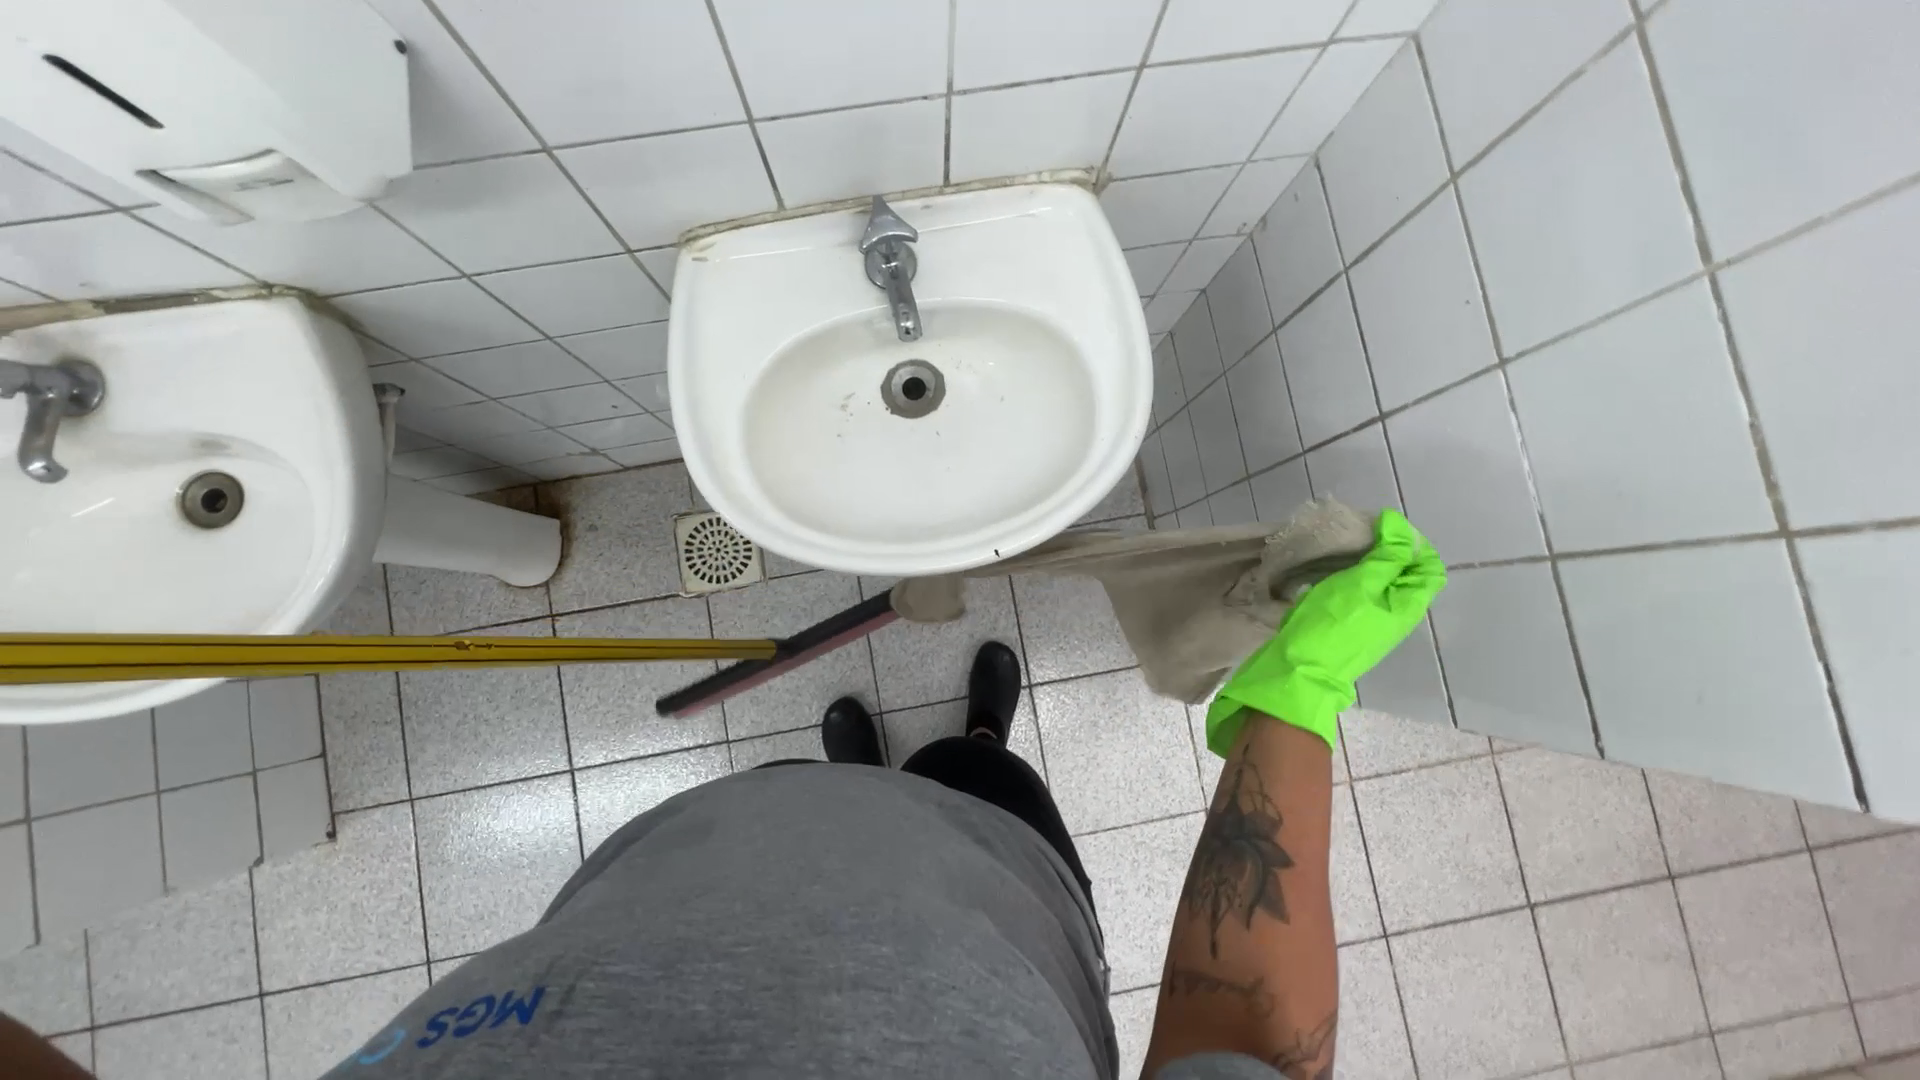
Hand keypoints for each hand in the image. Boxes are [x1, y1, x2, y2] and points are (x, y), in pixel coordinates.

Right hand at [1205, 509, 1445, 755]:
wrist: (1299, 669)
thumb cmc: (1332, 624)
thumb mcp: (1361, 582)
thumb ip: (1387, 555)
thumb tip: (1400, 527)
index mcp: (1408, 604)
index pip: (1429, 565)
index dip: (1412, 543)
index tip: (1382, 529)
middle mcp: (1398, 614)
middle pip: (1406, 574)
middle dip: (1388, 550)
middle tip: (1358, 536)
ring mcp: (1375, 623)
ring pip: (1382, 584)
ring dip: (1368, 564)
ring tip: (1343, 551)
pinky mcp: (1353, 627)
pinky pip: (1363, 595)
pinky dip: (1353, 579)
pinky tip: (1332, 574)